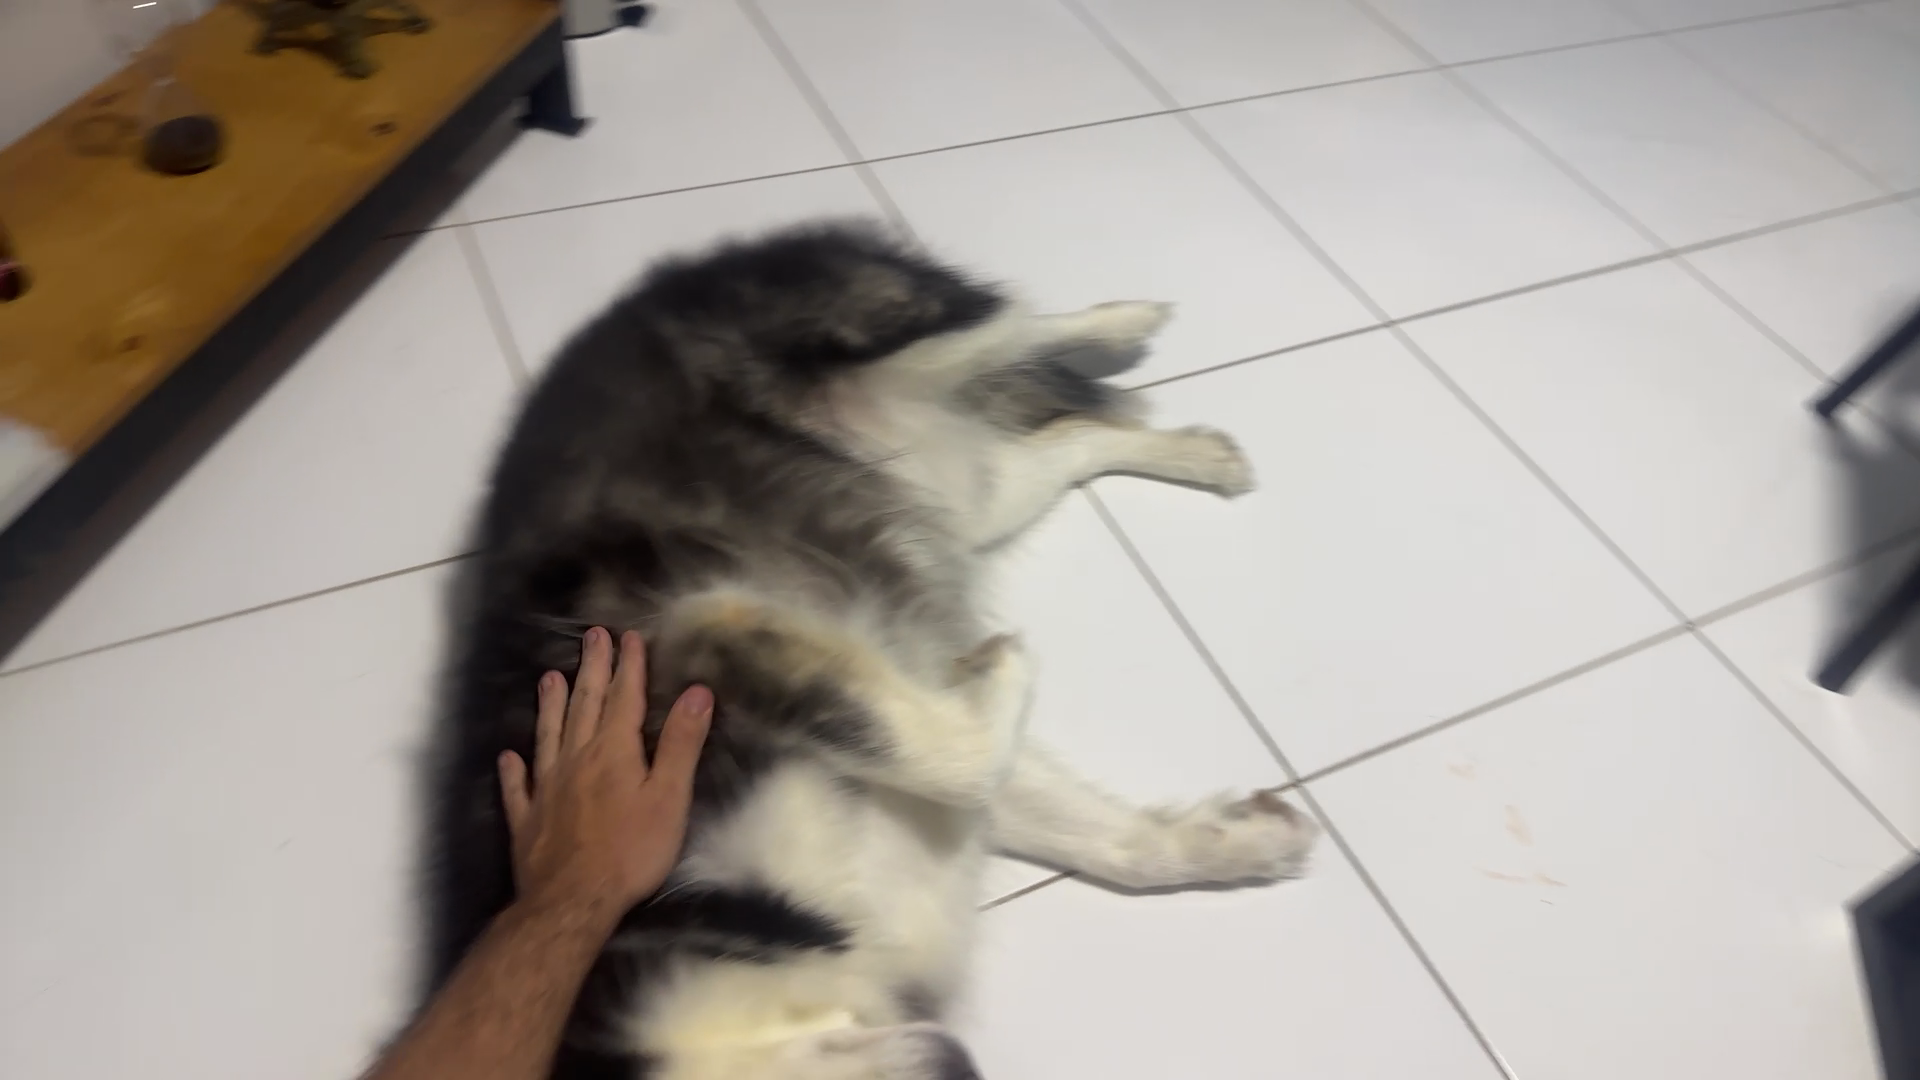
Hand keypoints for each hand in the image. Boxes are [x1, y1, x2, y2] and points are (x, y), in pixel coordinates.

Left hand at [497, 627, 712, 920]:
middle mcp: (576, 760)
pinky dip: (514, 769)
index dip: (628, 666)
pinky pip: (519, 787)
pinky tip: (509, 756)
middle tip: (591, 637)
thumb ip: (681, 742)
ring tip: (549, 677)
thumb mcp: (669, 795)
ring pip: (549, 736)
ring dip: (551, 705)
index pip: (623, 698)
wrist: (570, 906)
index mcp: (613, 751)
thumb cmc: (631, 850)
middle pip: (585, 706)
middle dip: (591, 669)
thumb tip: (697, 692)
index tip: (628, 636)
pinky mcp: (528, 821)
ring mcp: (547, 790)